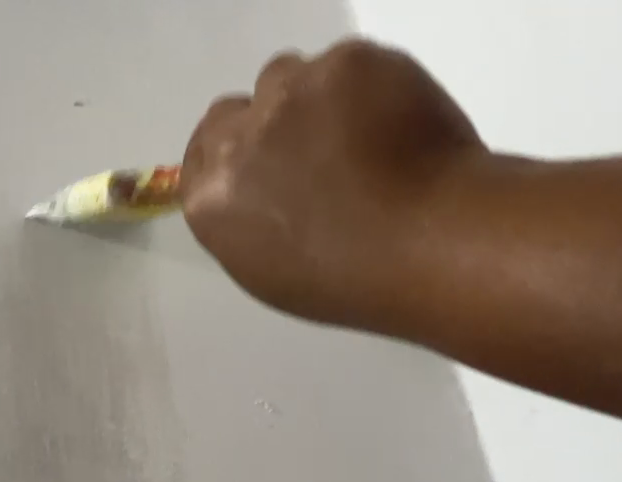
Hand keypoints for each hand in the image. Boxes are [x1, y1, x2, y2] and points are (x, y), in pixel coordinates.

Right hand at [181, 39, 489, 331]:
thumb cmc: (340, 279)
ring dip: (306, 100)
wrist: (422, 242)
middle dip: (261, 127)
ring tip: (350, 134)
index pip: (198, 157)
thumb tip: (256, 191)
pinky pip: (343, 63)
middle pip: (232, 112)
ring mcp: (290, 94)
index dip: (231, 158)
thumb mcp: (263, 267)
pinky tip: (387, 122)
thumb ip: (242, 218)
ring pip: (283, 78)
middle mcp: (236, 141)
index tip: (260, 166)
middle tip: (305, 149)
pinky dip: (362, 87)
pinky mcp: (347, 62)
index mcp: (209, 199)